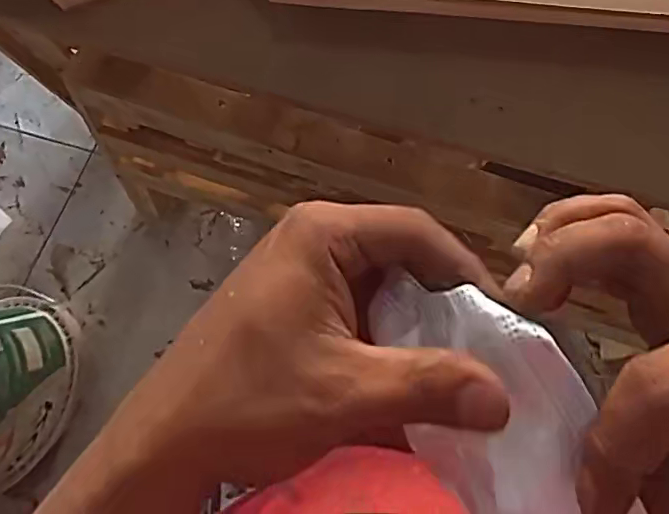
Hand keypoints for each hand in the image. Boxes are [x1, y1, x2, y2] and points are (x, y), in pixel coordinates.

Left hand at [39, 201, 511, 512]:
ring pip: (379, 282)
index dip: (462, 269)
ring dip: (413, 323)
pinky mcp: (291, 296)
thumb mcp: (346, 392)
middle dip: (440, 301)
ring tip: (450, 365)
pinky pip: (354, 304)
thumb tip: (503, 398)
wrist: (165, 438)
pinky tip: (401, 375)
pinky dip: (383, 337)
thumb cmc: (251, 399)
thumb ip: (428, 385)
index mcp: (324, 232)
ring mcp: (299, 264)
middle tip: (482, 347)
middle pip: (398, 253)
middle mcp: (313, 234)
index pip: (414, 230)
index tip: (499, 318)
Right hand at [503, 195, 668, 513]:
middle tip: (517, 303)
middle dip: (561, 258)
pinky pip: (619, 231)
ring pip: (621, 215)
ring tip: (521, 270)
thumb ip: (647, 479)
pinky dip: (570, 235)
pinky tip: (541, 265)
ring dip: (559, 231)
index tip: (591, 494)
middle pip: (633, 239)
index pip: (660, 383)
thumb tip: (571, 471)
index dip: (613, 443)